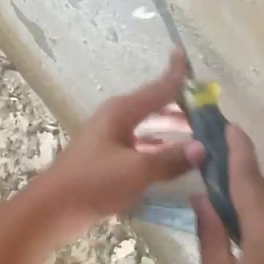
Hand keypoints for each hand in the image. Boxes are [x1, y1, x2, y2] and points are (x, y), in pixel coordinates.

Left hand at [20, 51, 205, 245]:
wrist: (53, 209)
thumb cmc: (95, 182)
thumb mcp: (137, 170)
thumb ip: (171, 159)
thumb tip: (203, 148)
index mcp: (122, 111)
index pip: (158, 87)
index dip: (175, 73)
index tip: (186, 54)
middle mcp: (117, 119)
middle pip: (154, 105)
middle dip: (180, 106)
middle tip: (209, 110)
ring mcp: (111, 138)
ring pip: (148, 126)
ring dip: (171, 128)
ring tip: (199, 135)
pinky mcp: (109, 158)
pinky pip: (141, 145)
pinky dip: (159, 147)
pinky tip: (174, 158)